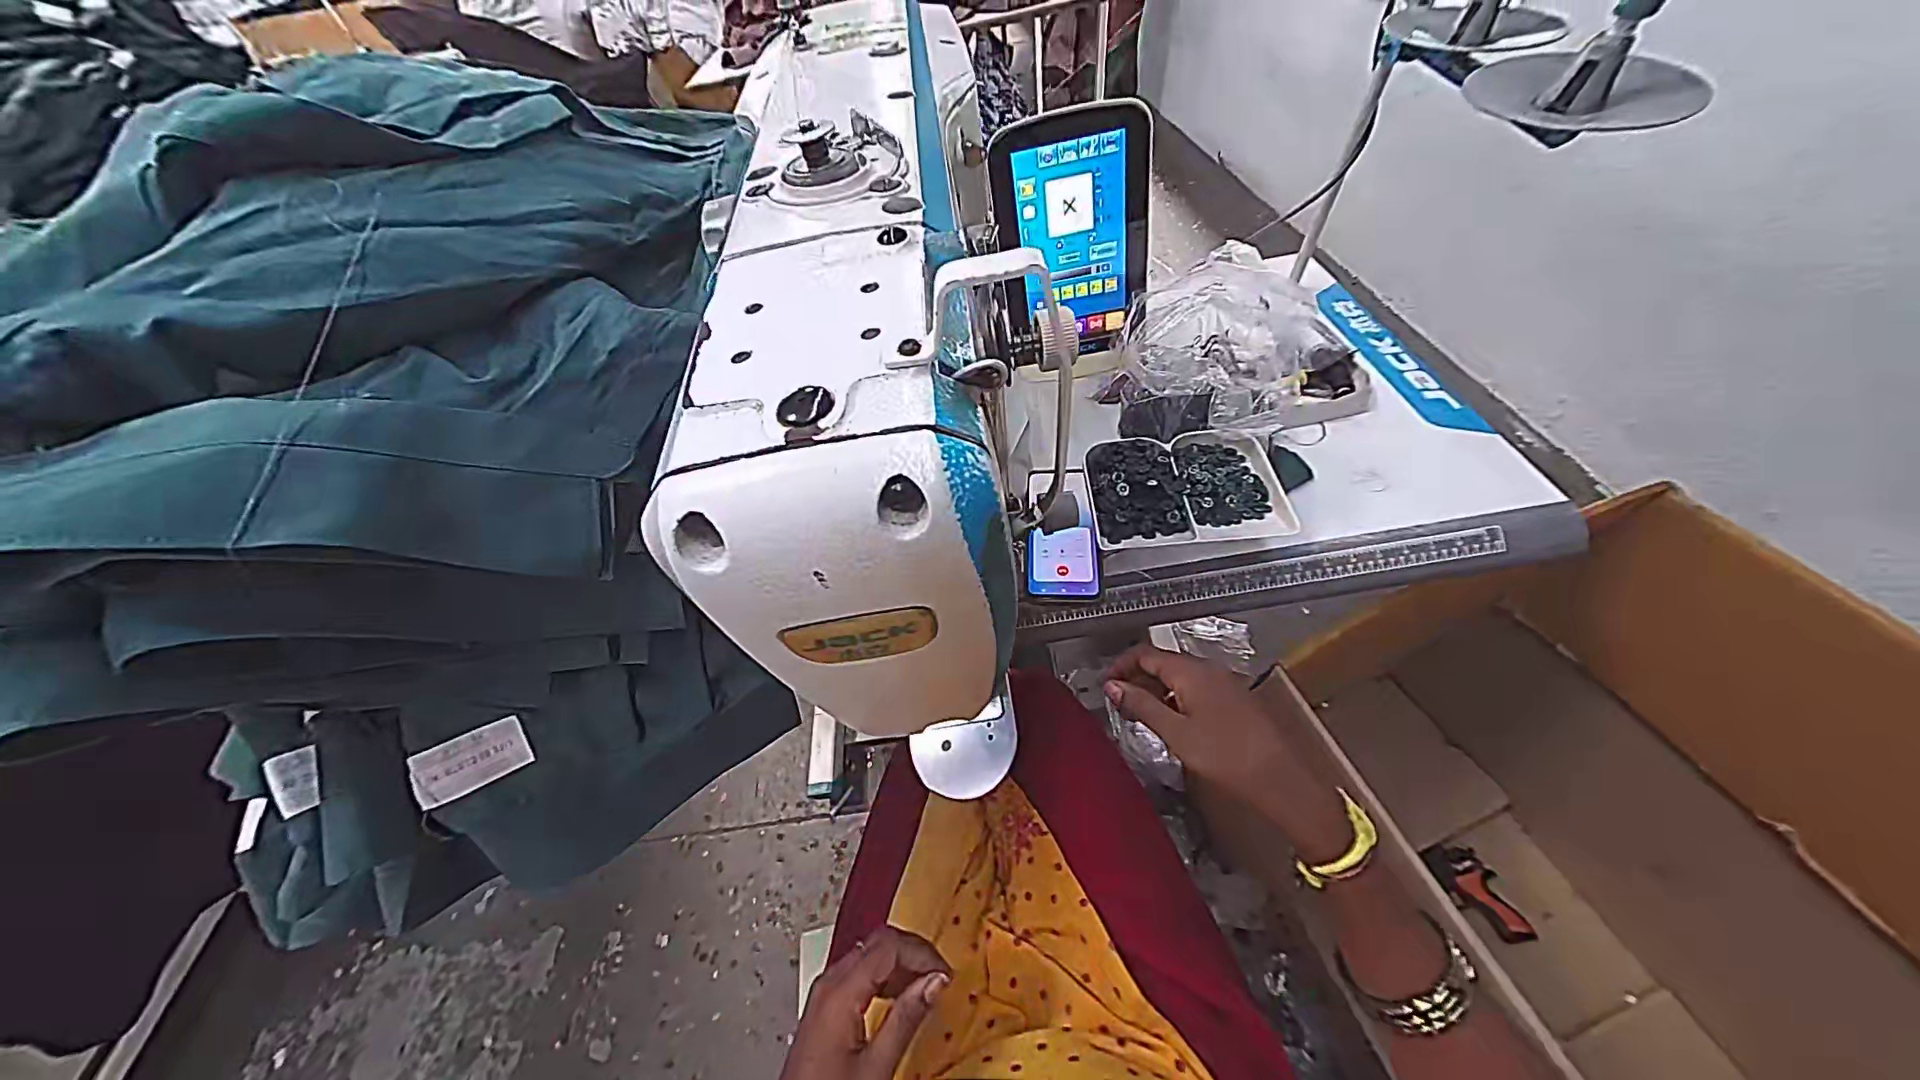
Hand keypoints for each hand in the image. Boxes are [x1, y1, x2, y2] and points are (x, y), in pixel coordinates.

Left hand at [779, 926, 951, 1079]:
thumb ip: (906, 1019)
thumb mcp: (876, 1066)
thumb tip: (933, 982)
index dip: (922, 953)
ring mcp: (823, 994)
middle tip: (938, 975)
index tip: (944, 973)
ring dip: (900, 964)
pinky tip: (899, 998)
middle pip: (878, 942)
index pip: (888, 945)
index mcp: (840, 992)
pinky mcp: (824, 1007)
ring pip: (869, 954)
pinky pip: (859, 974)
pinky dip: (885, 977)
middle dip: (913, 952)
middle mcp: (828, 985)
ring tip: (924, 987)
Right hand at [1104, 644, 1350, 861]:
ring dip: (1156, 689)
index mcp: (1192, 671)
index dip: (1121, 665)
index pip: (1145, 653)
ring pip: (1180, 676)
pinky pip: (1196, 688)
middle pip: (1163, 662)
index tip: (1107, 685)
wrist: (1280, 779)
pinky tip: (1171, 722)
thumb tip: (1114, 687)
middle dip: (1137, 678)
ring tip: (1141, 714)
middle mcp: (1209, 670)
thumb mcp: (1175, 733)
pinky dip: (1176, 698)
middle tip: (1119, 702)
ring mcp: (1225, 683)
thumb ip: (1141, 705)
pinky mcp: (1235, 699)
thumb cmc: (1227, 756)